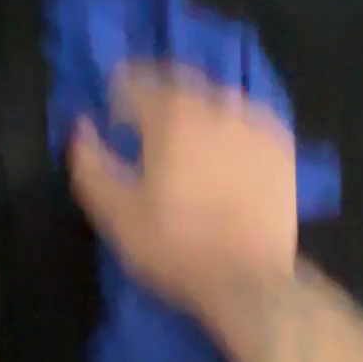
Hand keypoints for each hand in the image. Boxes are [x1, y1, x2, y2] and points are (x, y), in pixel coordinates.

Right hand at [68, 63, 299, 322]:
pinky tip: (223, 160)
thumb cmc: (175, 249)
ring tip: (187, 147)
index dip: (116, 97)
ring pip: (216, 101)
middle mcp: (216, 103)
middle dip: (158, 99)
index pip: (133, 81)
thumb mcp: (117, 216)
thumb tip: (81, 128)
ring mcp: (255, 122)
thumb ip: (91, 165)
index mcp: (171, 113)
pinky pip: (247, 124)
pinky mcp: (281, 147)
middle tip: (147, 130)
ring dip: (195, 114)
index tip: (111, 118)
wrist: (248, 280)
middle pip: (178, 84)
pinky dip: (229, 132)